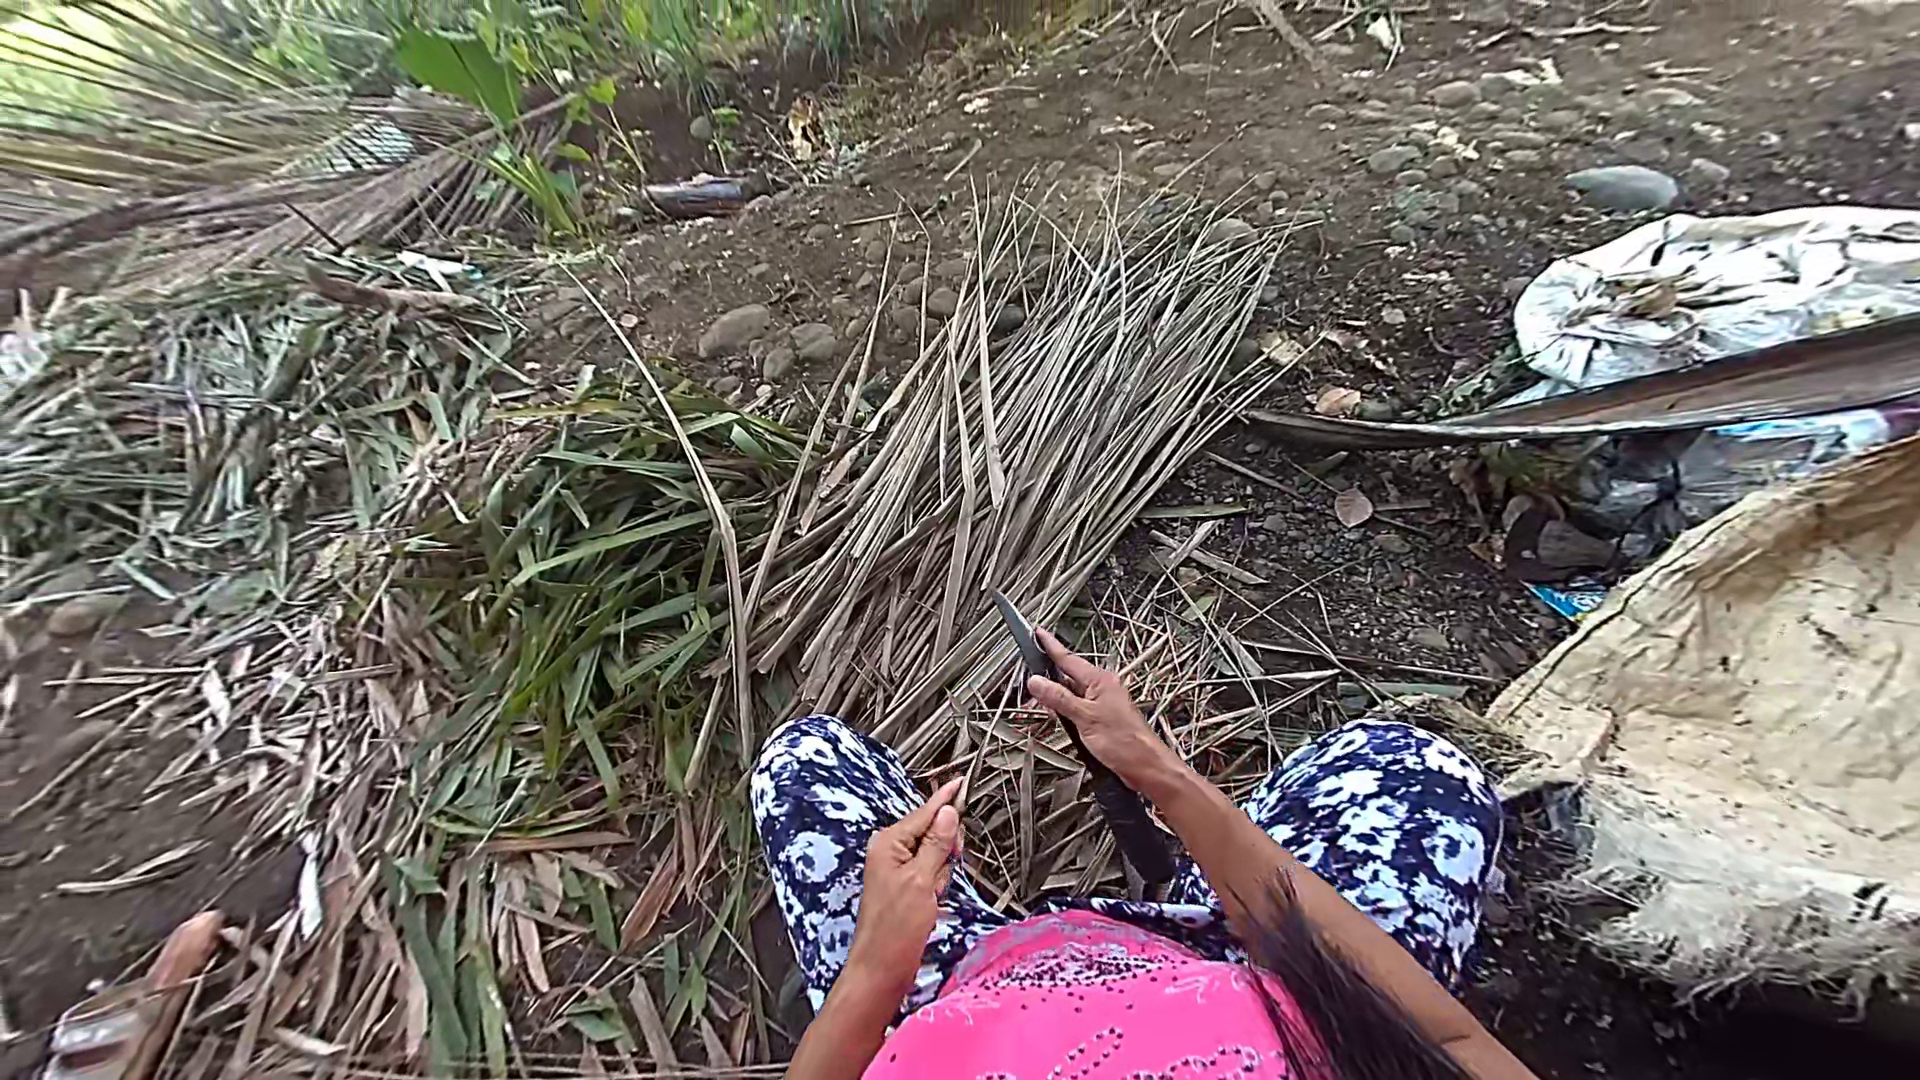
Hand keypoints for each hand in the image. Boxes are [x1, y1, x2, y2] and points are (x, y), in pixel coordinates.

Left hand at [846, 775, 964, 999]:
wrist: (880, 972)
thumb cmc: (894, 931)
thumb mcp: (922, 881)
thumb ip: (937, 843)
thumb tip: (948, 812)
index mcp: (889, 842)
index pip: (924, 812)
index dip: (945, 799)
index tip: (960, 781)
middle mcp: (890, 850)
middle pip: (932, 830)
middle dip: (945, 849)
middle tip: (942, 873)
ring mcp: (896, 867)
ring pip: (934, 852)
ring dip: (941, 871)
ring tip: (932, 894)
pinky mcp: (904, 884)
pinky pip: (930, 870)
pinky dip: (937, 882)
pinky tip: (931, 901)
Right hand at [1026, 629, 1177, 787]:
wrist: (1146, 767)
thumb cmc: (1126, 742)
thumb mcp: (1084, 718)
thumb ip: (1058, 698)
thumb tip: (1037, 681)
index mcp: (1100, 680)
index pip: (1068, 658)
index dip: (1050, 645)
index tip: (1038, 633)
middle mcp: (1103, 687)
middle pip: (1067, 677)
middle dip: (1048, 684)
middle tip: (1032, 690)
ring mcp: (1102, 703)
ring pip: (1071, 694)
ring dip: (1057, 701)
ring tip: (1047, 711)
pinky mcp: (1102, 717)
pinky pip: (1077, 707)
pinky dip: (1066, 713)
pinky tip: (1062, 722)